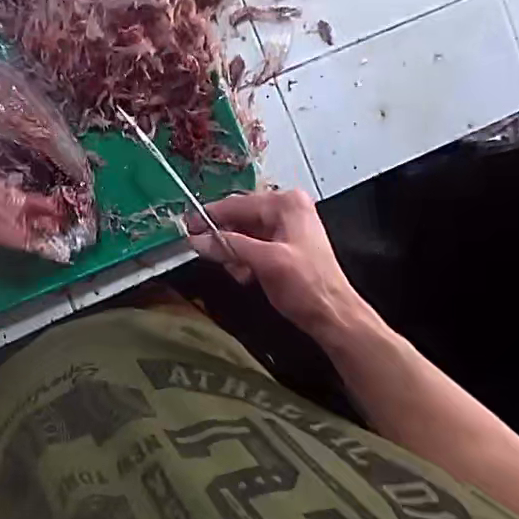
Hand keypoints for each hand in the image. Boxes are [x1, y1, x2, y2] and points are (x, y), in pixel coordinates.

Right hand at [184, 188, 375, 342]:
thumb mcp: (264, 262)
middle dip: (225, 239)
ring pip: (243, 234)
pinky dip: (244, 260)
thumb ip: (229, 246)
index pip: (236, 204)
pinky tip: (248, 276)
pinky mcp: (283, 246)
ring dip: (234, 254)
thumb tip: (197, 239)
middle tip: (211, 256)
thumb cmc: (307, 286)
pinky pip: (252, 246)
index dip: (209, 217)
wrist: (332, 314)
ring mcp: (286, 227)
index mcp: (286, 203)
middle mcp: (286, 208)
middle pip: (239, 218)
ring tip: (240, 272)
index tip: (186, 228)